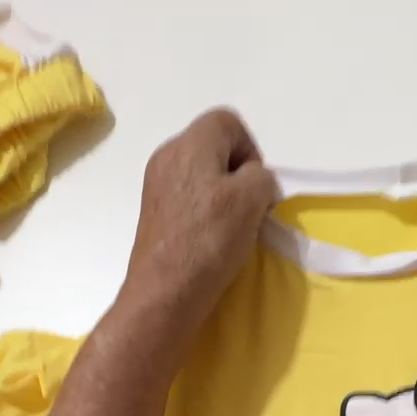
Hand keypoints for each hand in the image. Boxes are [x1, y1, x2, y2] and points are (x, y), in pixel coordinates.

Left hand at [121, 108, 277, 324]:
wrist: (165, 291)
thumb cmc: (210, 241)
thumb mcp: (252, 200)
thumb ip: (261, 178)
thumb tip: (253, 183)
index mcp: (190, 143)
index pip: (228, 122)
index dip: (251, 150)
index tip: (257, 188)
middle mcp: (167, 155)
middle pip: (213, 149)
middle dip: (237, 175)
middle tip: (248, 211)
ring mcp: (156, 186)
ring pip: (201, 177)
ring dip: (222, 198)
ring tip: (230, 230)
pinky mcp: (154, 214)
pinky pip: (187, 201)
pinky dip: (204, 215)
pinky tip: (210, 242)